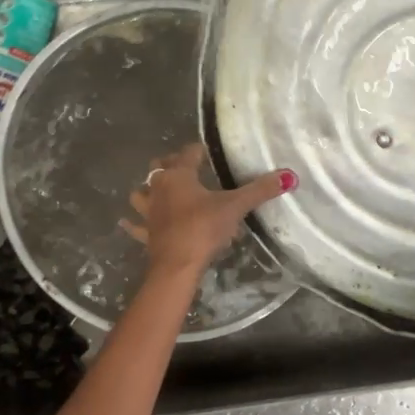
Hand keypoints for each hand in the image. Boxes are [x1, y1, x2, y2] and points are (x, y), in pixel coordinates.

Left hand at [120, 145, 294, 278]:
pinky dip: (131, 223)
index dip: (197, 150)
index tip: (205, 150)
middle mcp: (158, 188)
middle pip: (158, 169)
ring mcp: (148, 212)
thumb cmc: (203, 228)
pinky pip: (134, 226)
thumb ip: (260, 190)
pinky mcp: (145, 234)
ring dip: (146, 191)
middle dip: (167, 165)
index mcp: (178, 175)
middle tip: (180, 167)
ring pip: (140, 194)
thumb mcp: (235, 207)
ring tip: (153, 191)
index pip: (187, 154)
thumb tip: (289, 175)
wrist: (177, 265)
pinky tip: (125, 222)